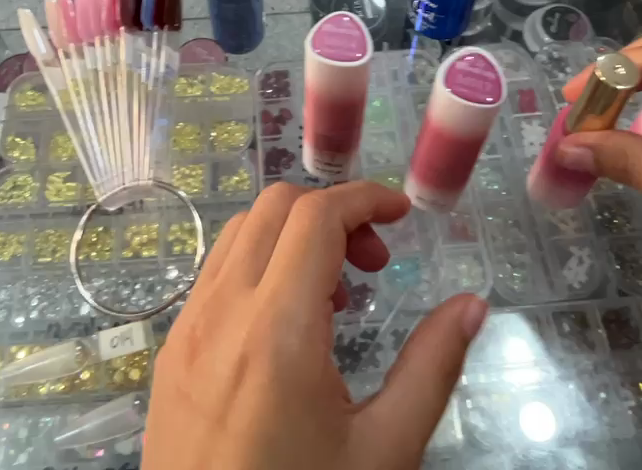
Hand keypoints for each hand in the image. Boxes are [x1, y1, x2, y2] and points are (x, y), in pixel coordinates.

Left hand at [143, 182, 487, 469]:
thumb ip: (432, 369)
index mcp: (276, 330)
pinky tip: (287, 325)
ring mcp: (186, 327)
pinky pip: (216, 273)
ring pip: (240, 233)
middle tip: (374, 263)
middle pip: (274, 207)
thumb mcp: (383, 453)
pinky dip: (259, 264)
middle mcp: (221, 311)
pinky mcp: (168, 350)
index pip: (316, 216)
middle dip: (332, 213)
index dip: (364, 198)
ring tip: (335, 297)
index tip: (403, 213)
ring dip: (293, 236)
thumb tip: (472, 305)